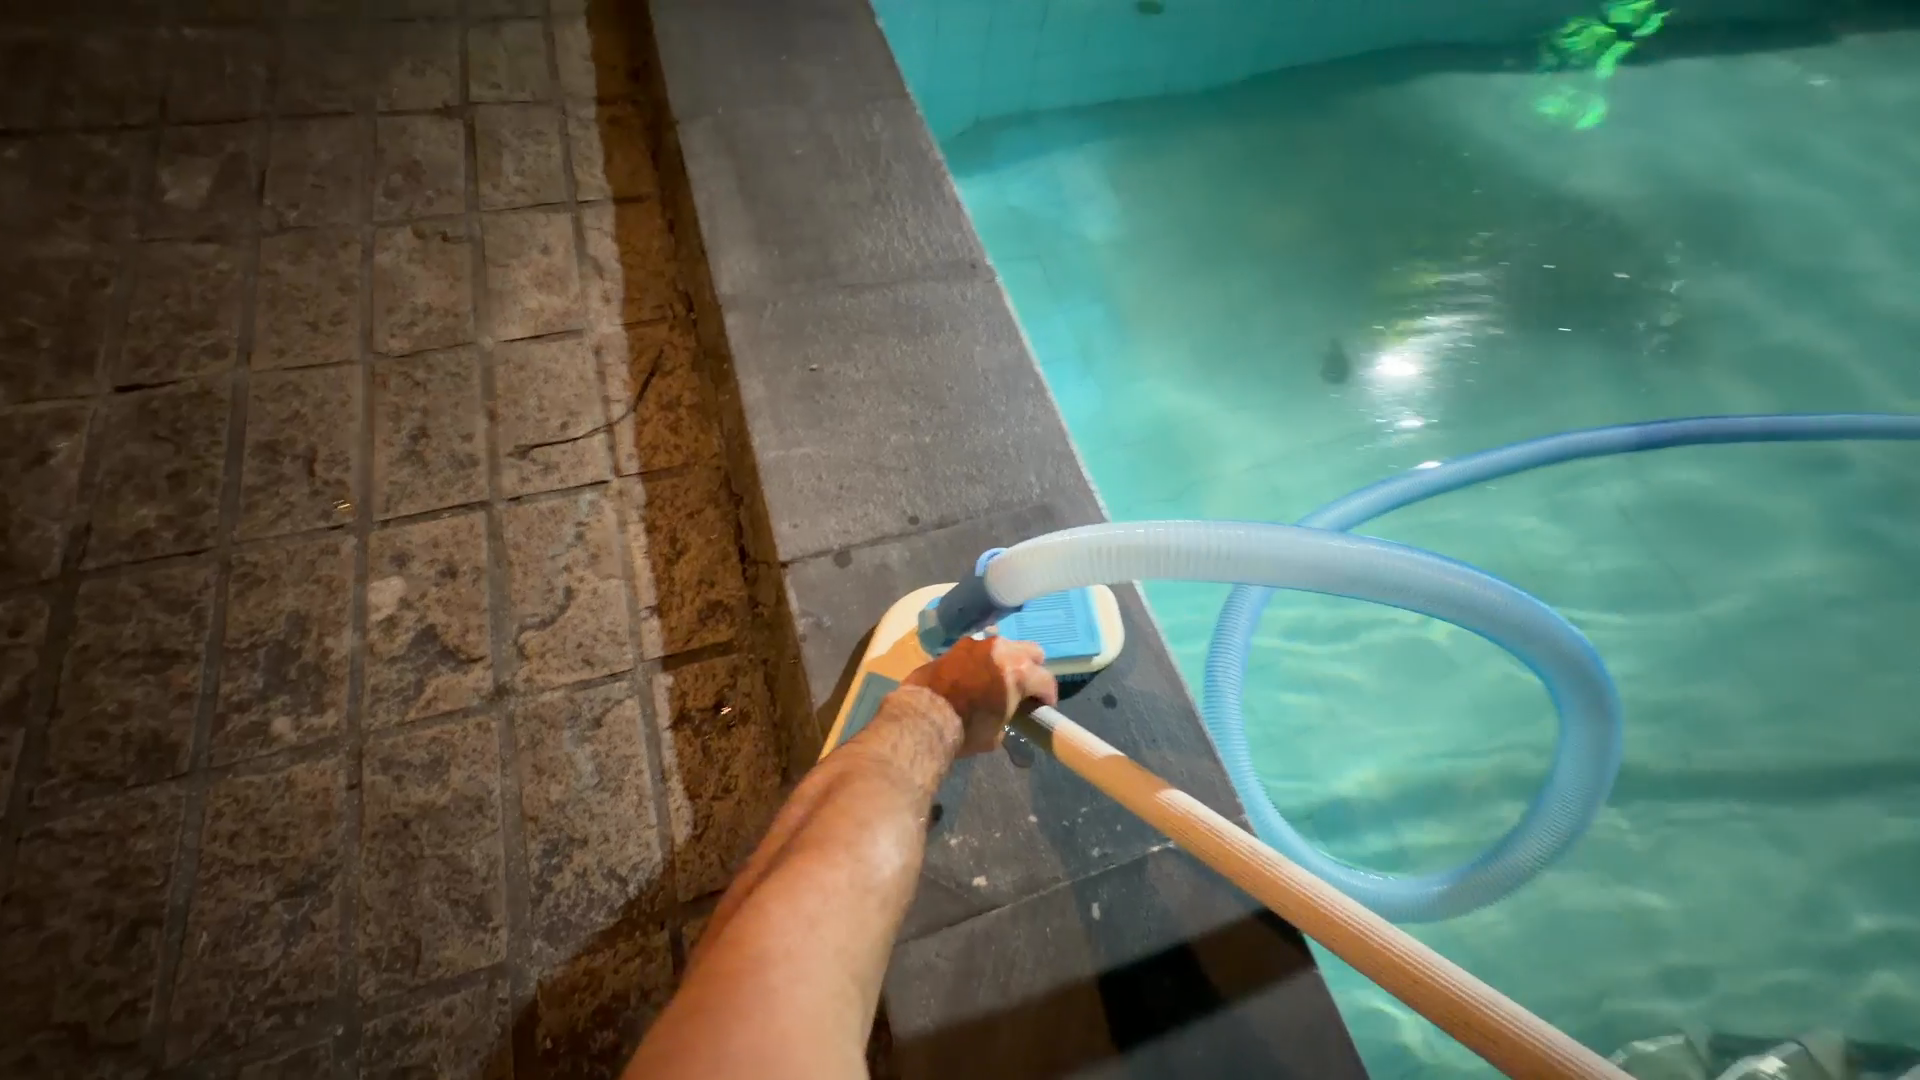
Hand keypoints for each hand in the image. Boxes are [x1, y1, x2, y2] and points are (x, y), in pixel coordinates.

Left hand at [905, 635, 1058, 756]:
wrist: (923, 717)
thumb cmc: (964, 730)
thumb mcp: (996, 734)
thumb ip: (1007, 718)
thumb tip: (1003, 719)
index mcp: (1019, 673)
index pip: (1046, 681)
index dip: (1048, 697)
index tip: (1042, 708)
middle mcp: (1002, 651)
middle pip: (1031, 652)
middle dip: (1032, 669)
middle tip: (1023, 689)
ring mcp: (977, 644)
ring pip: (1003, 645)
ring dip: (1004, 661)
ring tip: (995, 680)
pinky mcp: (955, 646)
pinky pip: (977, 649)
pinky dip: (980, 661)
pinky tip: (972, 676)